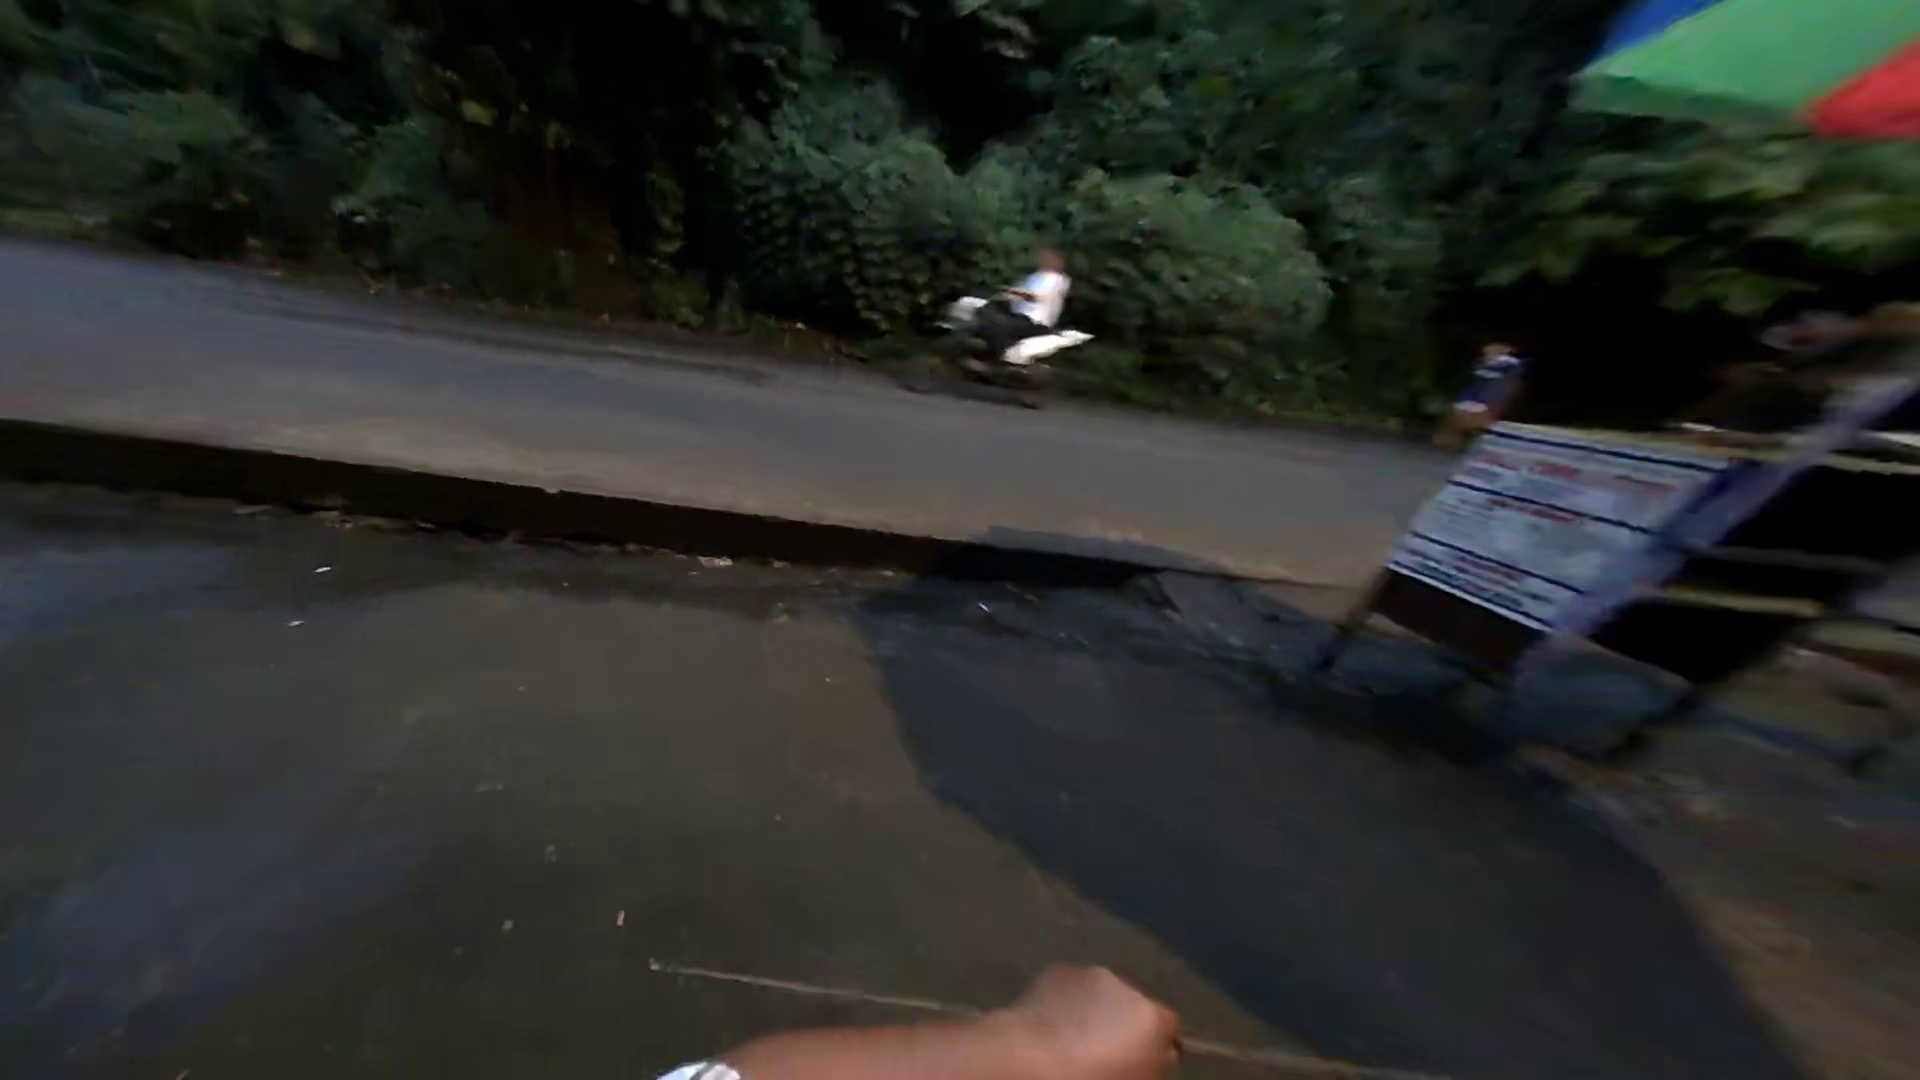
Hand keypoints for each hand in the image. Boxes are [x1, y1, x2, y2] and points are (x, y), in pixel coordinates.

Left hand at [997, 967, 1180, 1079]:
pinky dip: (1072, 1004)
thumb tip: (1157, 1054)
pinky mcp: (1057, 970)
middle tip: (1109, 1056)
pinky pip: (1074, 989)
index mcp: (1150, 1017)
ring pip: (1102, 993)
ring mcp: (1088, 972)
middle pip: (1135, 1004)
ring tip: (1077, 1042)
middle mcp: (1123, 984)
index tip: (1145, 1065)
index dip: (1161, 1045)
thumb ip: (1152, 1066)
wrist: (1032, 1062)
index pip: (1171, 1026)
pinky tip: (1056, 1027)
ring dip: (1098, 1011)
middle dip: (1127, 1025)